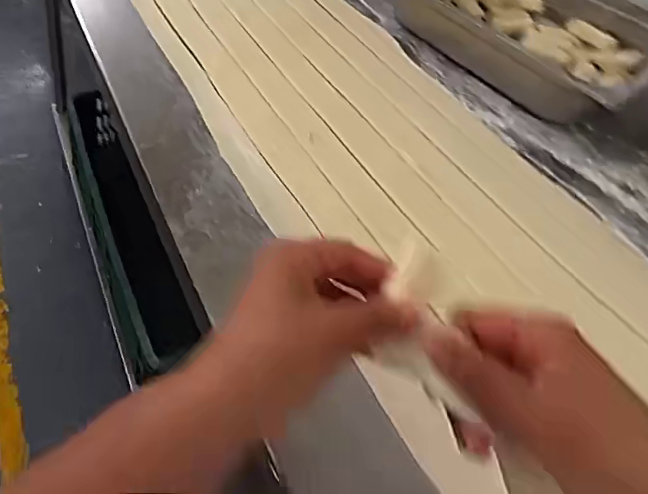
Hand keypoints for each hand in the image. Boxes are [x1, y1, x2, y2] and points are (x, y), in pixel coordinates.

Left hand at [192, 240, 417, 438]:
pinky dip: (347, 331)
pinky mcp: (281, 329)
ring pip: (332, 298)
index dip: (381, 270)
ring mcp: (281, 300)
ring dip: (363, 316)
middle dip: (374, 294)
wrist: (233, 397)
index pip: (345, 250)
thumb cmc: (280, 352)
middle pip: (339, 272)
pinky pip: (323, 320)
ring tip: (398, 338)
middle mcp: (284, 270)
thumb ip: (376, 317)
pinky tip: (373, 351)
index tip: (415, 291)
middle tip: (410, 317)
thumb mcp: (334, 331)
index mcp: (291, 256)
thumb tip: (412, 310)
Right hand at [426, 309, 647, 493]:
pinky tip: (519, 456)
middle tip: (469, 426)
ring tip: (495, 447)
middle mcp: (554, 351)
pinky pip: (524, 413)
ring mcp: (566, 386)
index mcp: (544, 332)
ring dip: (489, 418)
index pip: (467, 318)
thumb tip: (429, 334)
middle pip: (482, 354)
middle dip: (468, 390)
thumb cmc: (617, 460)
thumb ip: (473, 371)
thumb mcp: (528, 413)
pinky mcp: (575, 420)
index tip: (435, 382)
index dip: (445, 348)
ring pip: (500, 389)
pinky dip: (513, 434)